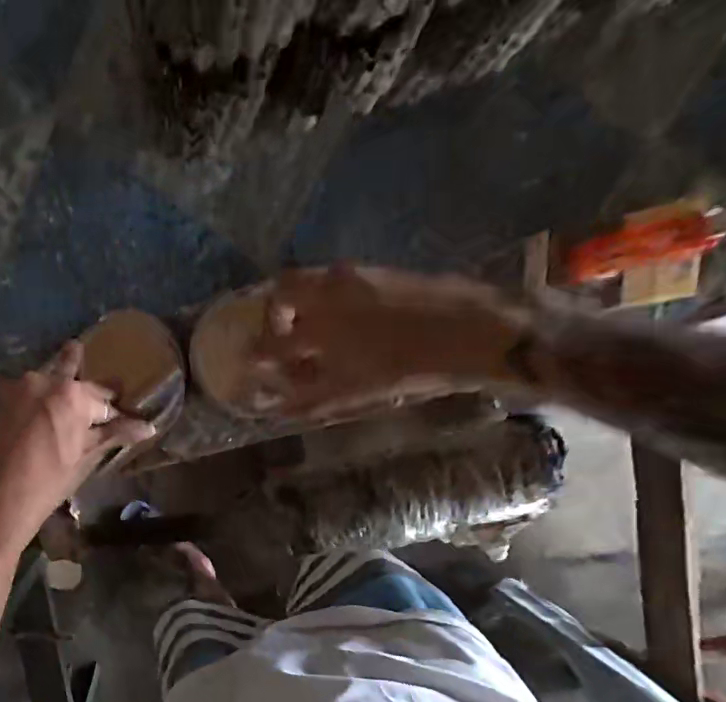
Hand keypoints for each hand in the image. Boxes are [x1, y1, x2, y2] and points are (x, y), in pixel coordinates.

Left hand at [0, 342, 155, 567]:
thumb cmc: (50, 482)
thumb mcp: (86, 458)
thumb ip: (114, 435)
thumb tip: (148, 427)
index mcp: (73, 395)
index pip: (103, 396)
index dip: (111, 408)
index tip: (116, 414)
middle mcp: (45, 380)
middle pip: (70, 370)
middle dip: (80, 371)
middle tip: (87, 375)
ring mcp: (18, 387)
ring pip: (44, 379)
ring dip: (53, 386)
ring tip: (57, 403)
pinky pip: (21, 390)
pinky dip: (30, 398)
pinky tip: (32, 416)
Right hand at [244, 264, 529, 416]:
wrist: (471, 331)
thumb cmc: (405, 369)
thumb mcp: (351, 395)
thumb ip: (307, 400)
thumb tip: (276, 407)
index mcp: (317, 328)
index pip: (270, 340)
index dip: (258, 354)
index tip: (254, 363)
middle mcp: (328, 293)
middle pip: (283, 287)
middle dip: (275, 308)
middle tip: (283, 329)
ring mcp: (355, 276)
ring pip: (313, 278)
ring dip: (303, 297)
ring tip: (314, 323)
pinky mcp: (382, 269)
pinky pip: (340, 277)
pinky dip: (331, 293)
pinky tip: (349, 316)